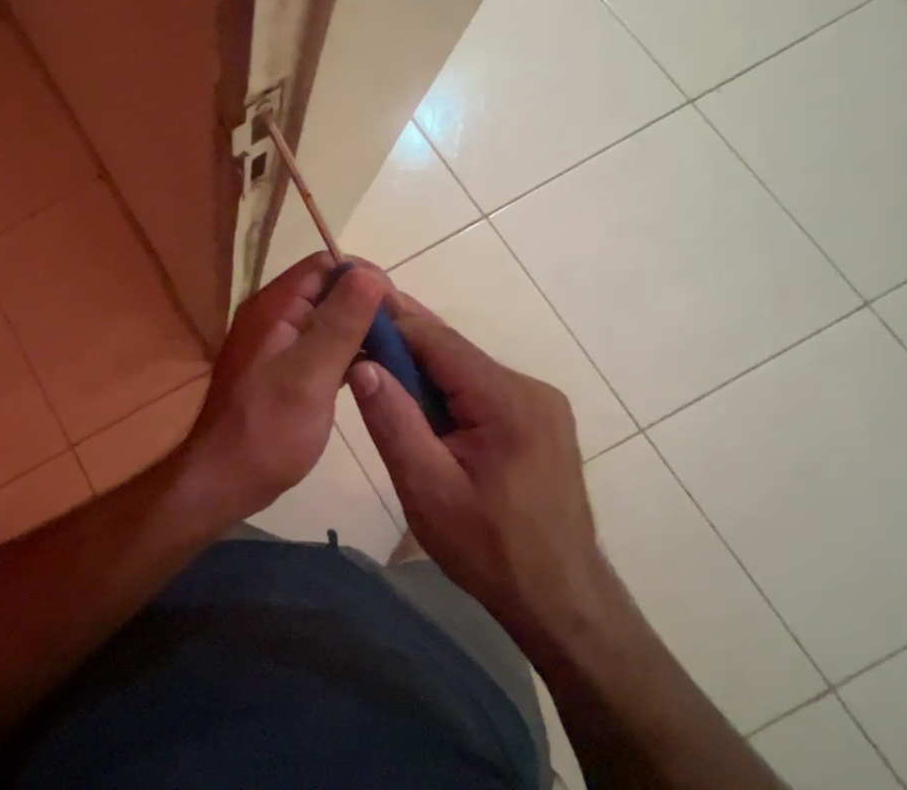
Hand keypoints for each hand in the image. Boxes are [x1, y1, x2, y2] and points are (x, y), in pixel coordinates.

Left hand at [181, 252, 389, 516]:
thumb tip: (371, 273)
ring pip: (325, 318)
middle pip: (326, 288)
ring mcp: (273, 342)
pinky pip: (317, 344)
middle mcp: (270, 315)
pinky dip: (344, 351)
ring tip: (396, 354)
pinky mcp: (279, 368)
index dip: (364, 278)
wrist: (224, 478)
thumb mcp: (311, 373)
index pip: (324, 265)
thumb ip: (340, 322)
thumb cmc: (268, 428)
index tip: (397, 311)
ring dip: (358, 329)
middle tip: (404, 337)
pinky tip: (371, 372)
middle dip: (366, 304)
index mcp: (273, 307)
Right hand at [345, 295, 617, 642]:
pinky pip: (478, 390)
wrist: (560, 600)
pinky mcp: (537, 423)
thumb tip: (361, 364)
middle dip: (399, 340)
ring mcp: (539, 406)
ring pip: (463, 370)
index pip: (438, 342)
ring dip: (417, 366)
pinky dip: (440, 388)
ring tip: (365, 357)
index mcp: (509, 402)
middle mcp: (531, 390)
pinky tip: (408, 394)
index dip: (390, 321)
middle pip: (452, 350)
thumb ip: (394, 421)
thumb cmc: (489, 548)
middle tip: (348, 324)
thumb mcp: (427, 488)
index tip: (346, 306)